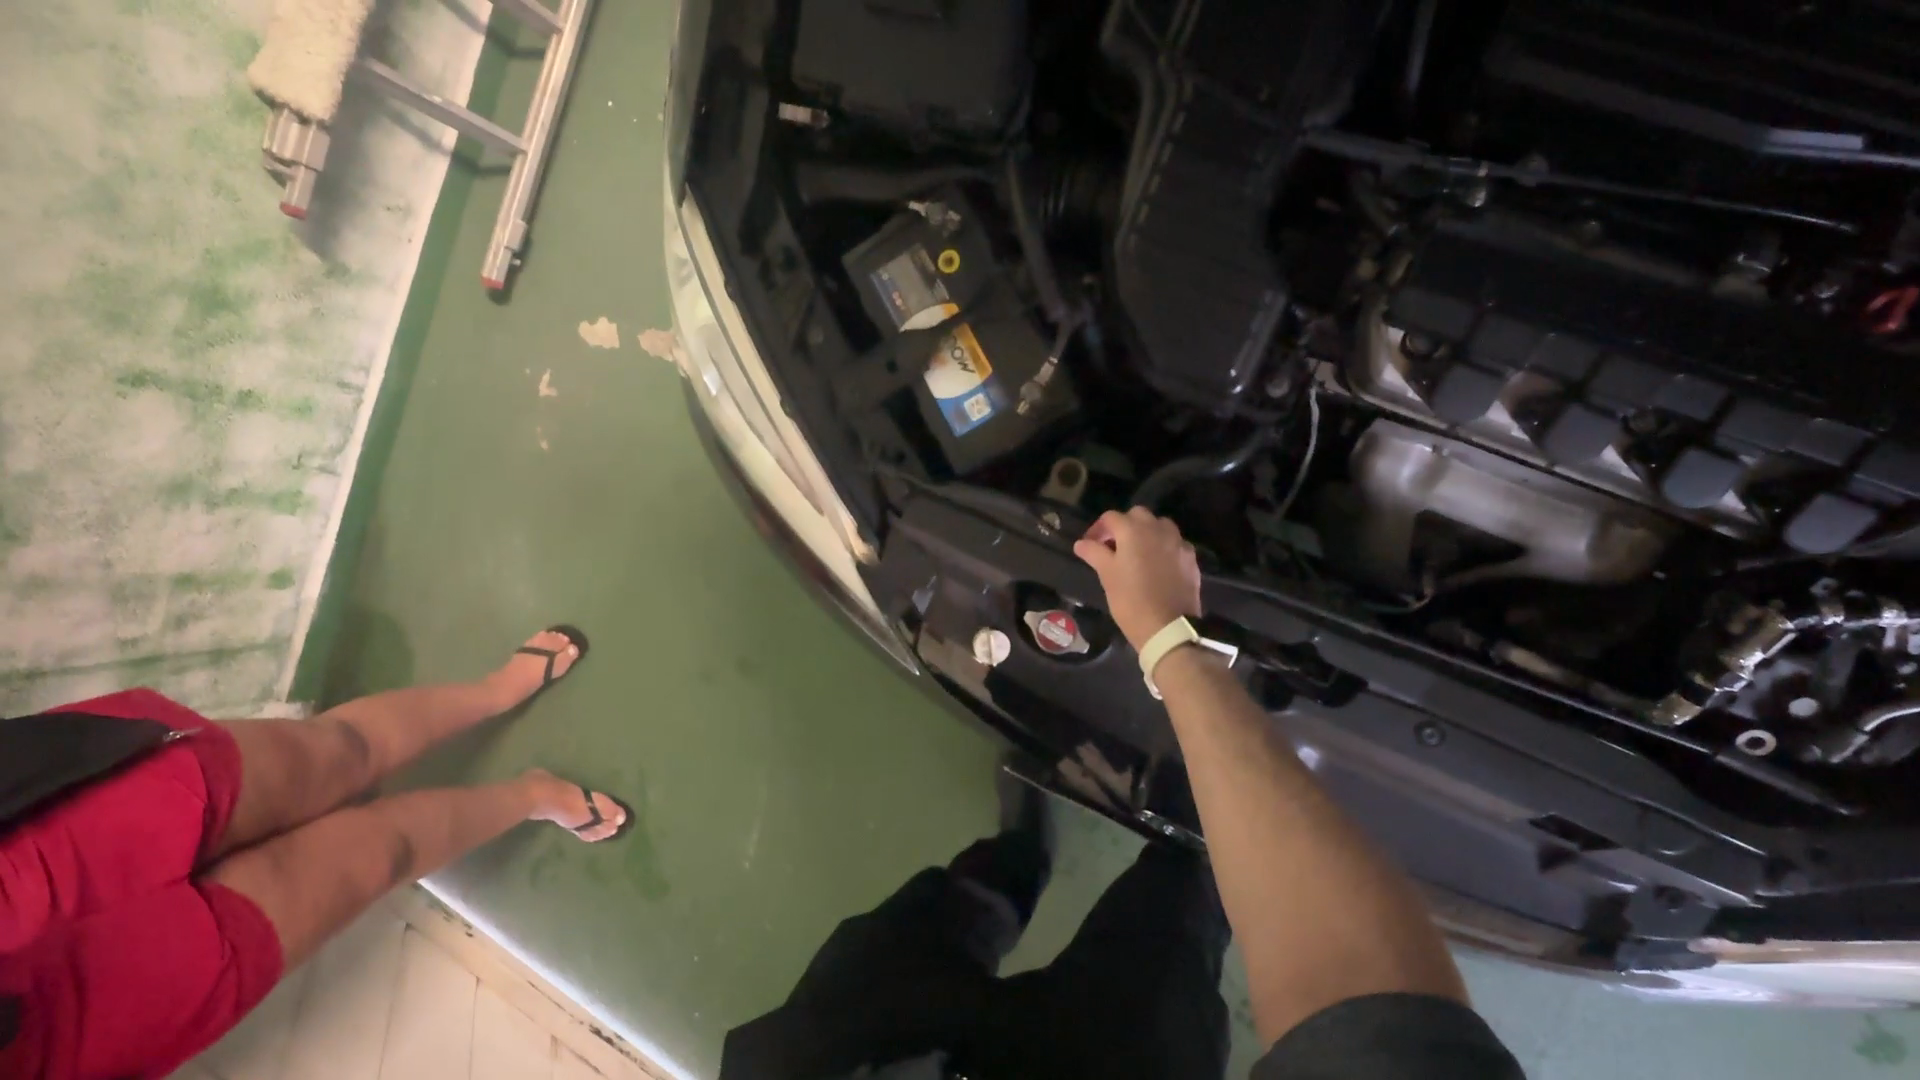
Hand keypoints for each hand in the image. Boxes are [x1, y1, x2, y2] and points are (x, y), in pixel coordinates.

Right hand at [1073, 508, 1202, 651]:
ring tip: (1137, 554)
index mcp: (1133, 530)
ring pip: (1160, 526)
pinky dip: (1164, 548)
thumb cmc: (1131, 601)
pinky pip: (1174, 544)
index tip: (1090, 545)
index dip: (1097, 529)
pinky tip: (1158, 566)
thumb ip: (1094, 553)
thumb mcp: (1107, 576)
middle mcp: (1158, 529)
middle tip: (1113, 546)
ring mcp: (1178, 543)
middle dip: (1124, 526)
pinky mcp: (1191, 559)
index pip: (1110, 518)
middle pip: (1138, 515)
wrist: (1168, 628)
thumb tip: (1082, 543)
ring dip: (1146, 533)